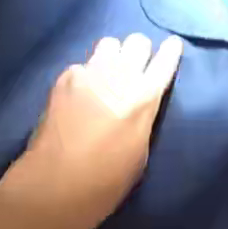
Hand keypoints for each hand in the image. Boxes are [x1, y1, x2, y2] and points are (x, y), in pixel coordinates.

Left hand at [0, 33, 184, 228]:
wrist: (55, 186)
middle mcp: (119, 76)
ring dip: (112, 57)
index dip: (170, 51)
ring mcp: (89, 73)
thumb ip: (143, 116)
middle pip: (137, 42)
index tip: (172, 45)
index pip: (164, 61)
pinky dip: (85, 76)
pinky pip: (82, 65)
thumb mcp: (140, 151)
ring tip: (105, 76)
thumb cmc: (106, 181)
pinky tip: (78, 96)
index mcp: (144, 98)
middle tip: (133, 69)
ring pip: (109, 44)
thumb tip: (138, 103)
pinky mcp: (65, 78)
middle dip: (138, 52)